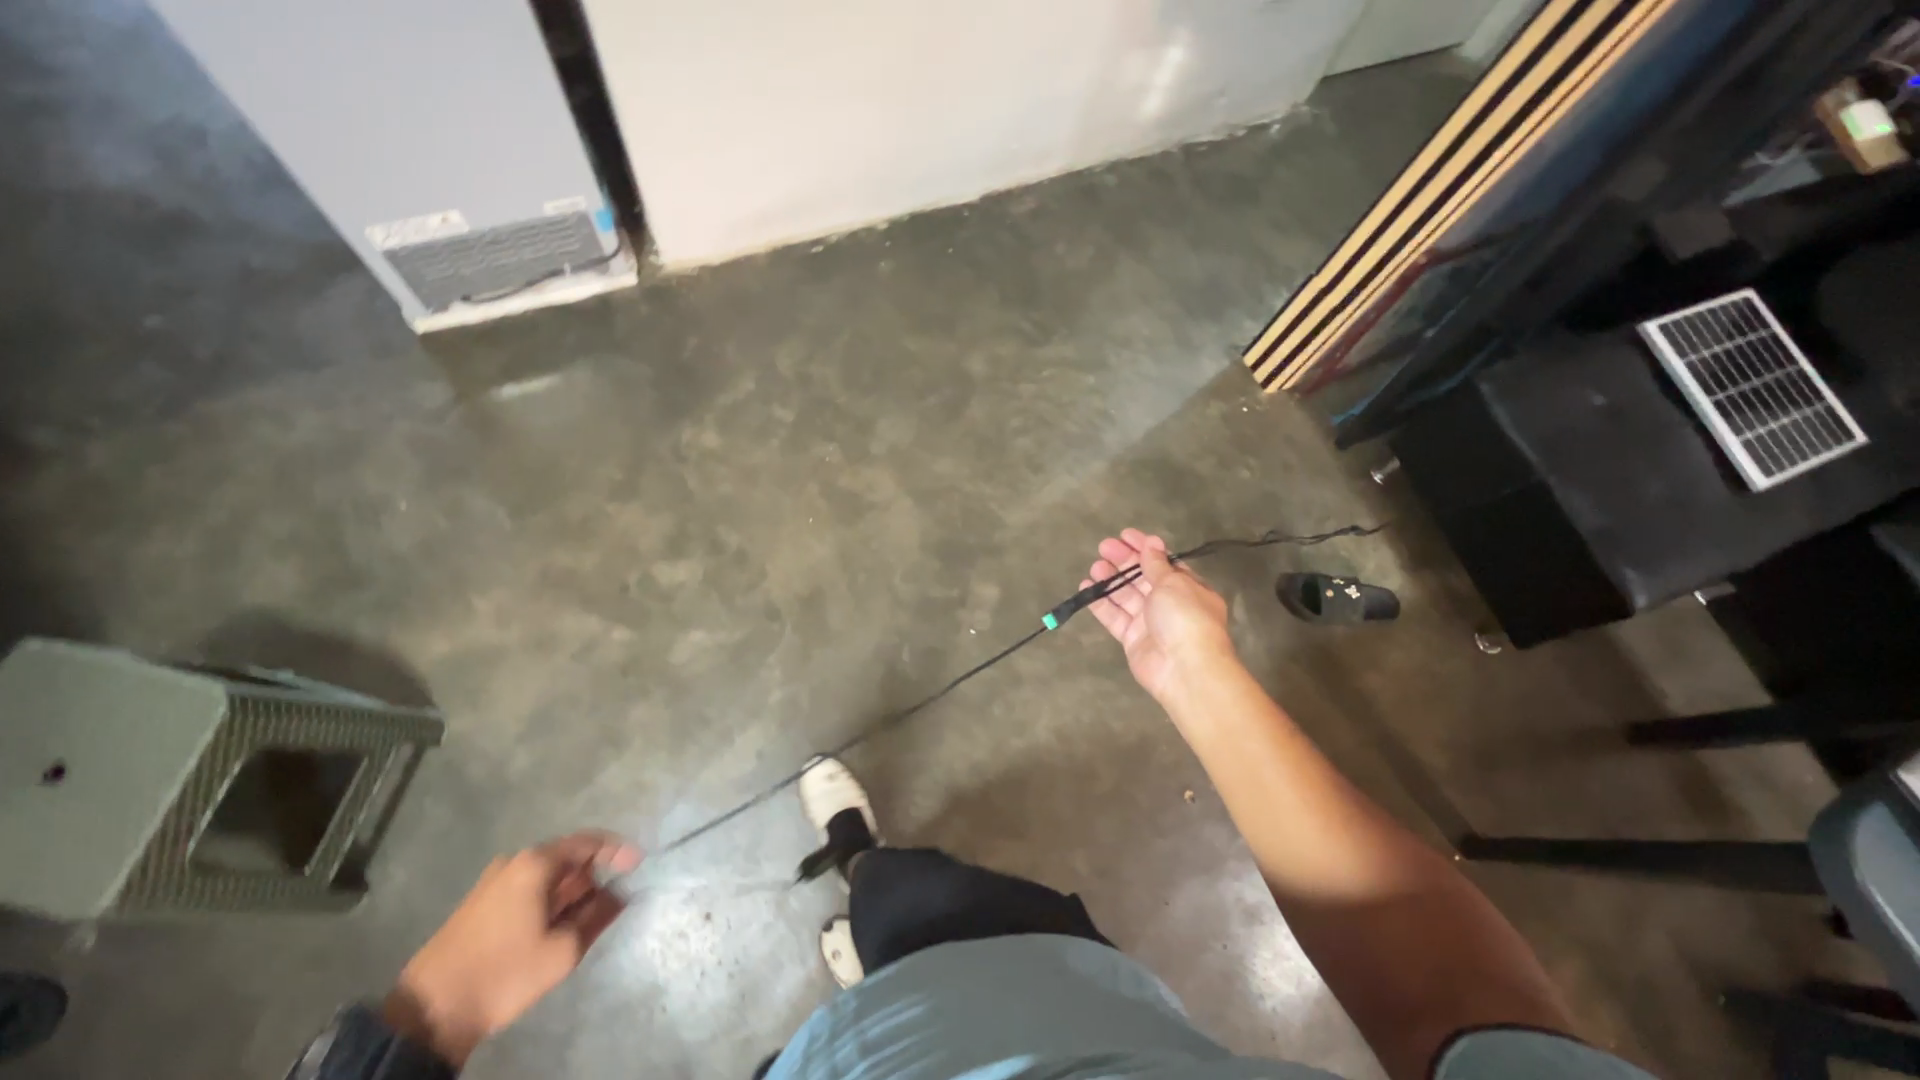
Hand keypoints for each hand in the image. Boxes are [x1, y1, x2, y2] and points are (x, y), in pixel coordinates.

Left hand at [383, 831, 641, 1066]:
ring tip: (586, 921)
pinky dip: (549, 902)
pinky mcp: (481, 905)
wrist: (431, 1009)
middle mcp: (513, 863)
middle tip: (613, 904)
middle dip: (593, 877)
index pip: (588, 842)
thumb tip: (618, 895)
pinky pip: (528, 891)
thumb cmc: (505, 972)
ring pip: (547, 878)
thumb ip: (598, 915)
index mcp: (535, 864)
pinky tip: (556, 928)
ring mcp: (493, 883)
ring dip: (571, 894)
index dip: (618, 852)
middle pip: (567, 859)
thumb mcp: (563, 950)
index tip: (639, 867)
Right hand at [1084, 529, 1233, 702]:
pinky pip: (1115, 616)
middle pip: (1143, 577)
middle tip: (1103, 546)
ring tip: (1094, 565)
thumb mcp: (1173, 582)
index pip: (1163, 563)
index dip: (1145, 548)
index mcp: (1187, 587)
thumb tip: (1151, 543)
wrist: (1184, 667)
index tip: (1125, 534)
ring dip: (1111, 579)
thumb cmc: (1185, 616)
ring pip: (1127, 595)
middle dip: (1124, 561)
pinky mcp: (1133, 639)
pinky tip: (1086, 587)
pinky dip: (1101, 603)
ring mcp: (1150, 622)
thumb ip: (1156, 564)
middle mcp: (1170, 603)